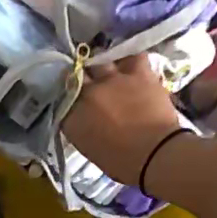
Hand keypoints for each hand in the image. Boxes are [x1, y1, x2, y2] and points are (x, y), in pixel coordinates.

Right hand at [62, 56, 184, 184]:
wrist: (155, 153)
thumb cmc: (121, 162)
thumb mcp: (88, 148)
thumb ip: (80, 127)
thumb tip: (82, 116)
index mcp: (72, 117)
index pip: (61, 97)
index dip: (67, 95)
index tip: (71, 98)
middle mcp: (86, 93)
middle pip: (77, 75)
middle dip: (80, 78)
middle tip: (88, 83)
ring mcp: (111, 79)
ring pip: (99, 61)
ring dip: (101, 66)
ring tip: (108, 72)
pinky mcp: (137, 72)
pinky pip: (131, 55)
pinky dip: (129, 59)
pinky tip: (130, 64)